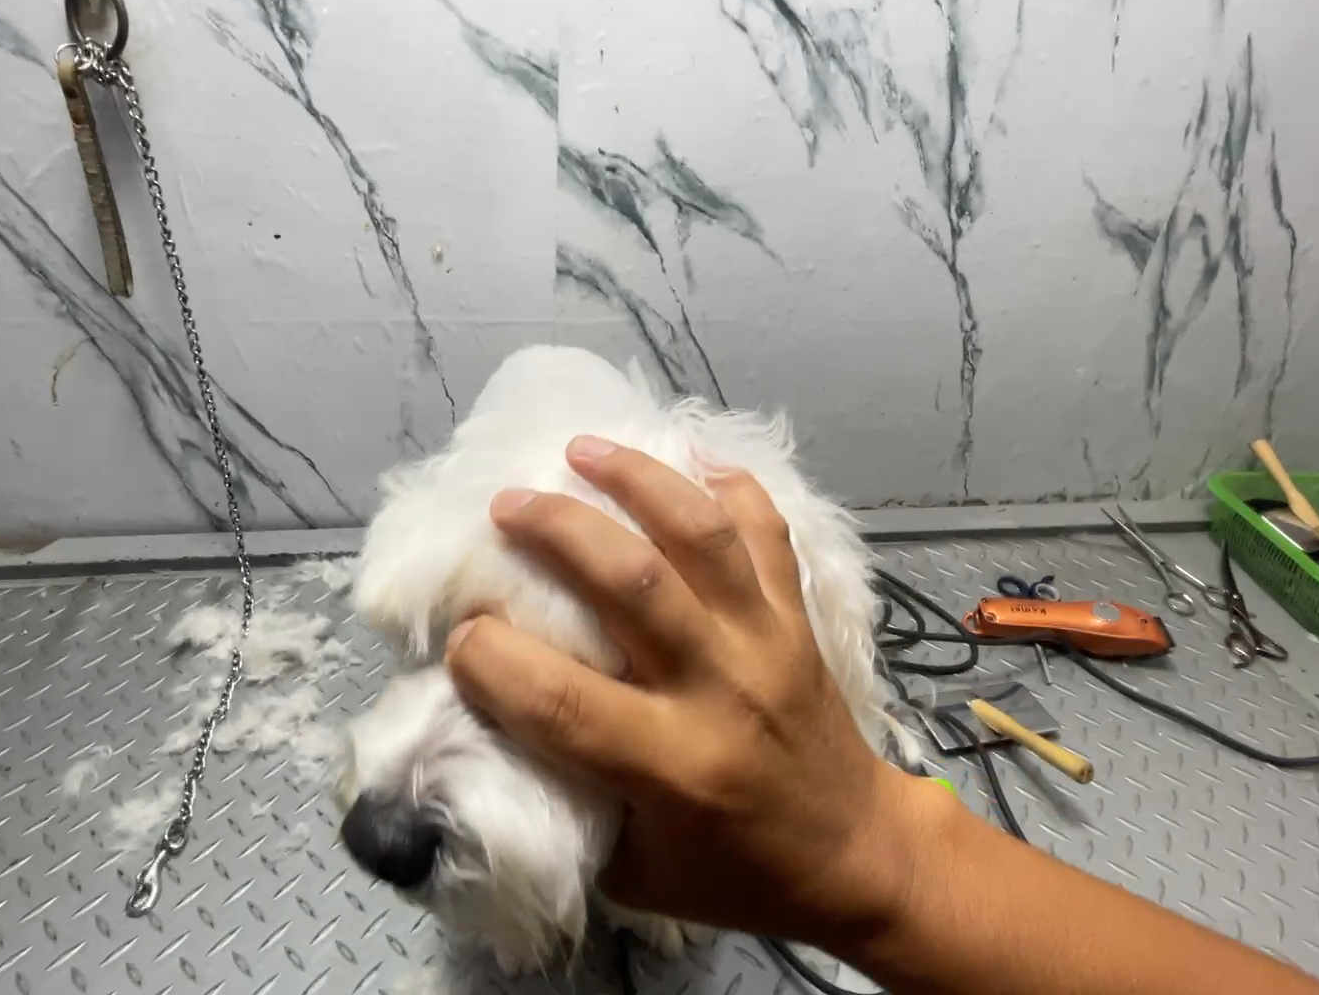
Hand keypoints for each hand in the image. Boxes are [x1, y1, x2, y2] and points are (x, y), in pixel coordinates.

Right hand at [443, 436, 935, 947]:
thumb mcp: (631, 869)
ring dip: (638, 479)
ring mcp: (768, 638)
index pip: (561, 701)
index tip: (464, 634)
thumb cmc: (734, 871)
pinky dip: (728, 482)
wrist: (854, 851)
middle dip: (558, 529)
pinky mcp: (798, 615)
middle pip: (632, 582)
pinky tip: (689, 452)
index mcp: (673, 765)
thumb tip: (490, 731)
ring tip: (585, 448)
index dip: (493, 660)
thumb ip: (561, 801)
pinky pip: (766, 530)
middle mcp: (721, 687)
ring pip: (702, 534)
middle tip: (507, 503)